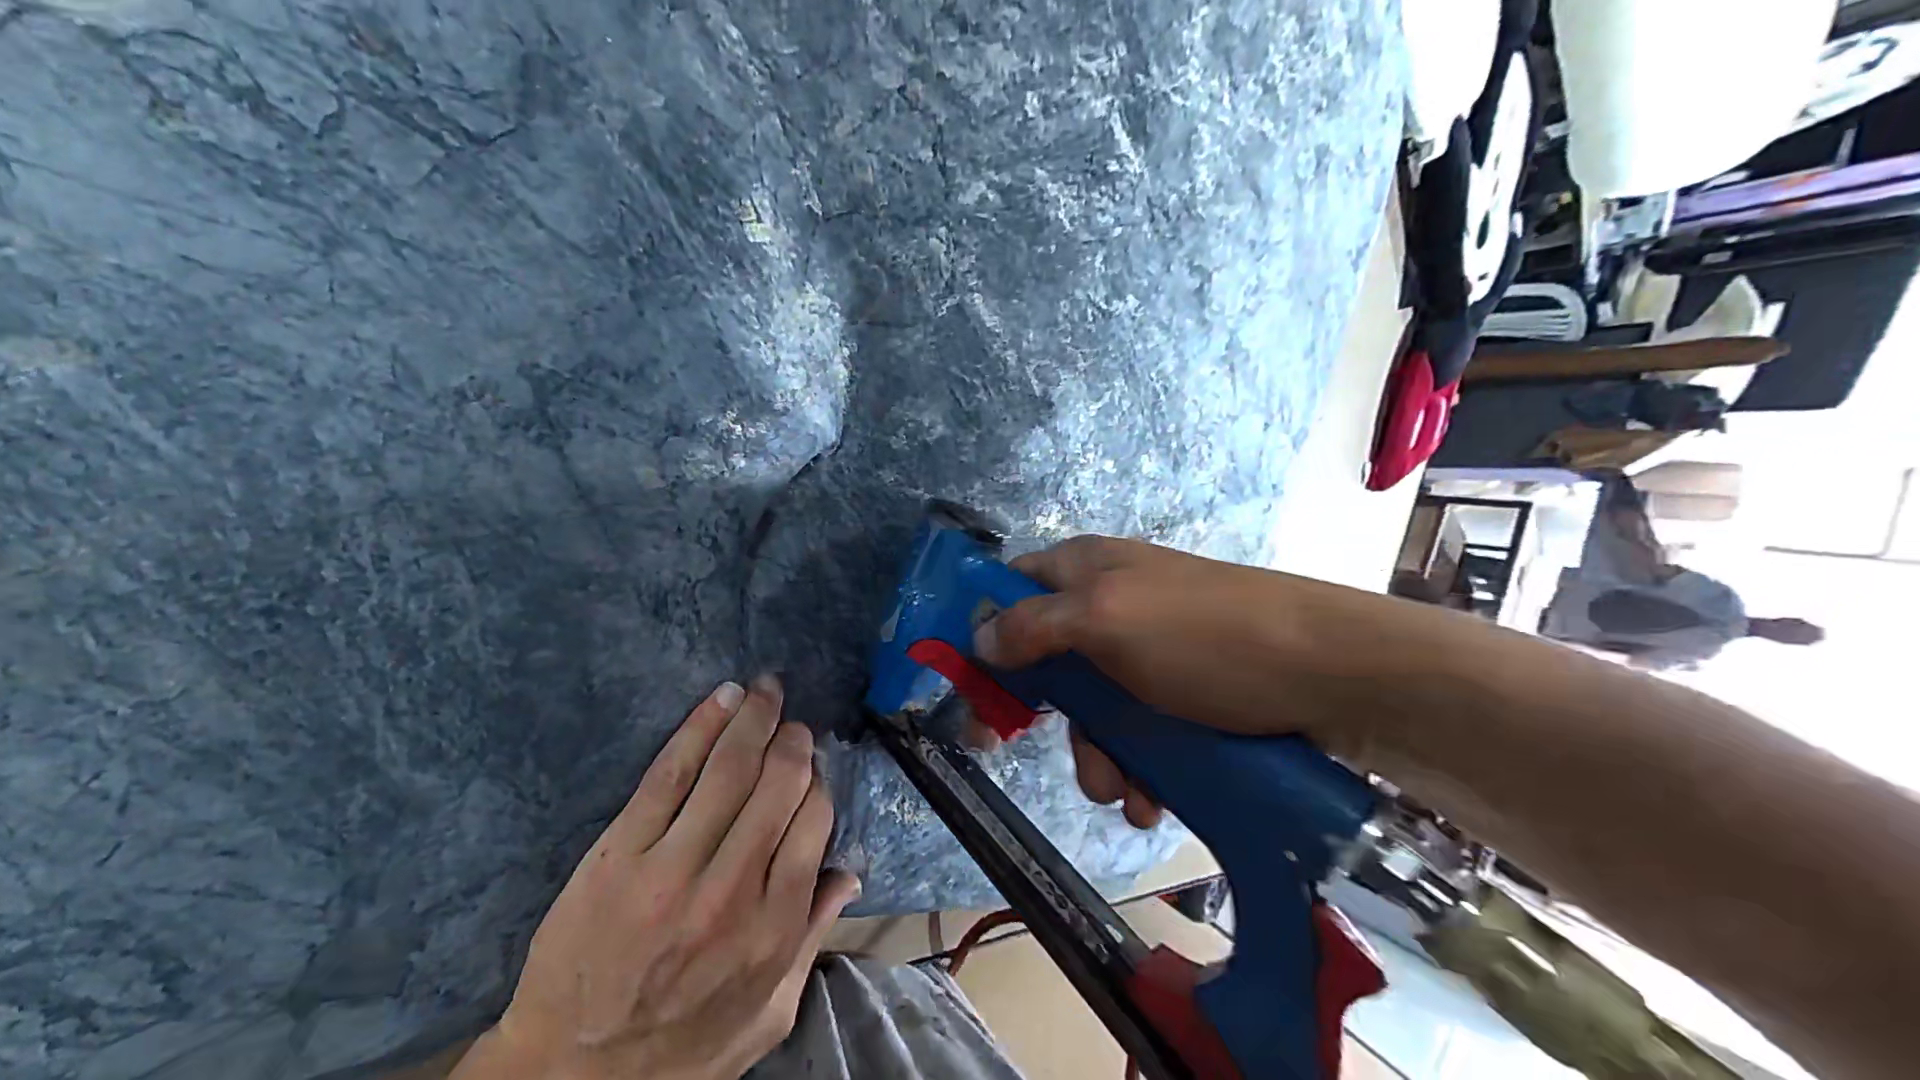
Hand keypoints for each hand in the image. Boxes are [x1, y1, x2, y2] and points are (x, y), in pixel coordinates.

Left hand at [452, 676, 859, 1079]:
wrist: (569, 1079)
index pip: (813, 822)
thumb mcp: (767, 1014)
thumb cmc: (680, 1049)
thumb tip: (848, 874)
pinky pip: (668, 774)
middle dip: (793, 741)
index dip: (818, 783)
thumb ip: (812, 940)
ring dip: (754, 718)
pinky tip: (721, 699)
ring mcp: (672, 869)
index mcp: (774, 927)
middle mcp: (732, 891)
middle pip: (778, 785)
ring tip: (765, 689)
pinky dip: (701, 727)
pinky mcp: (619, 854)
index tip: (812, 768)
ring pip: (729, 770)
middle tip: (794, 721)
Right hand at [970, 536, 1378, 827]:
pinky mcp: (1178, 695)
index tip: (966, 684)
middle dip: (1041, 714)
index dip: (982, 632)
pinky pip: (1133, 733)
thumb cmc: (1204, 635)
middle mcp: (1108, 606)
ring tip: (1119, 790)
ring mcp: (1143, 654)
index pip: (1009, 588)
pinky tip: (1148, 797)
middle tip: (1014, 748)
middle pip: (1043, 659)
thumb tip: (978, 637)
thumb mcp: (1108, 618)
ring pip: (1088, 708)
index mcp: (1085, 569)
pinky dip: (1133, 767)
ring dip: (1094, 755)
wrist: (1329, 673)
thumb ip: (1034, 624)